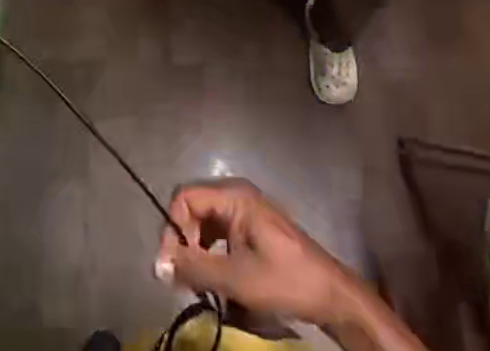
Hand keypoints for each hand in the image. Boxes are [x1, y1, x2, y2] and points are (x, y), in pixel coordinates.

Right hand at [153, 179, 369, 326]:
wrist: (332, 295)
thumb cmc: (285, 281)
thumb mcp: (236, 278)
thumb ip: (194, 268)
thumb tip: (158, 265)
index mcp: (234, 196)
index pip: (185, 198)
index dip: (173, 229)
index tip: (175, 264)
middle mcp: (237, 195)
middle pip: (193, 208)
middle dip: (183, 241)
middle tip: (184, 276)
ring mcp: (245, 209)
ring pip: (204, 222)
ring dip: (195, 249)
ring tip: (198, 281)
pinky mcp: (251, 226)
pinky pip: (218, 232)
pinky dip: (210, 252)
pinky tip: (214, 276)